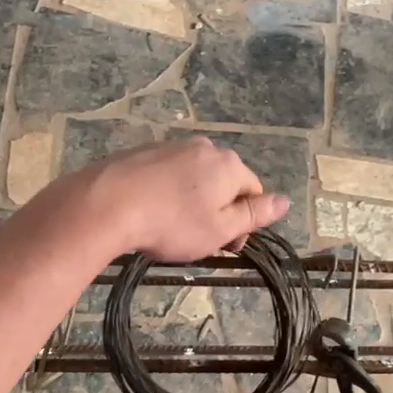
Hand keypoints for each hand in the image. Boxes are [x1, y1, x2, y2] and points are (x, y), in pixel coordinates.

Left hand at [62, 137, 290, 261]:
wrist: (107, 203)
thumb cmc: (170, 223)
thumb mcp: (219, 228)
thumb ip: (254, 214)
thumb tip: (285, 200)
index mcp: (228, 164)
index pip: (253, 191)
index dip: (245, 222)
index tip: (227, 247)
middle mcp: (204, 147)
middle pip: (224, 181)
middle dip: (218, 209)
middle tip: (199, 239)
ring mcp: (171, 145)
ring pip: (194, 176)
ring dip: (192, 200)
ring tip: (171, 227)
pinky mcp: (143, 151)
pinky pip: (167, 173)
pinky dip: (167, 191)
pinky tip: (150, 211)